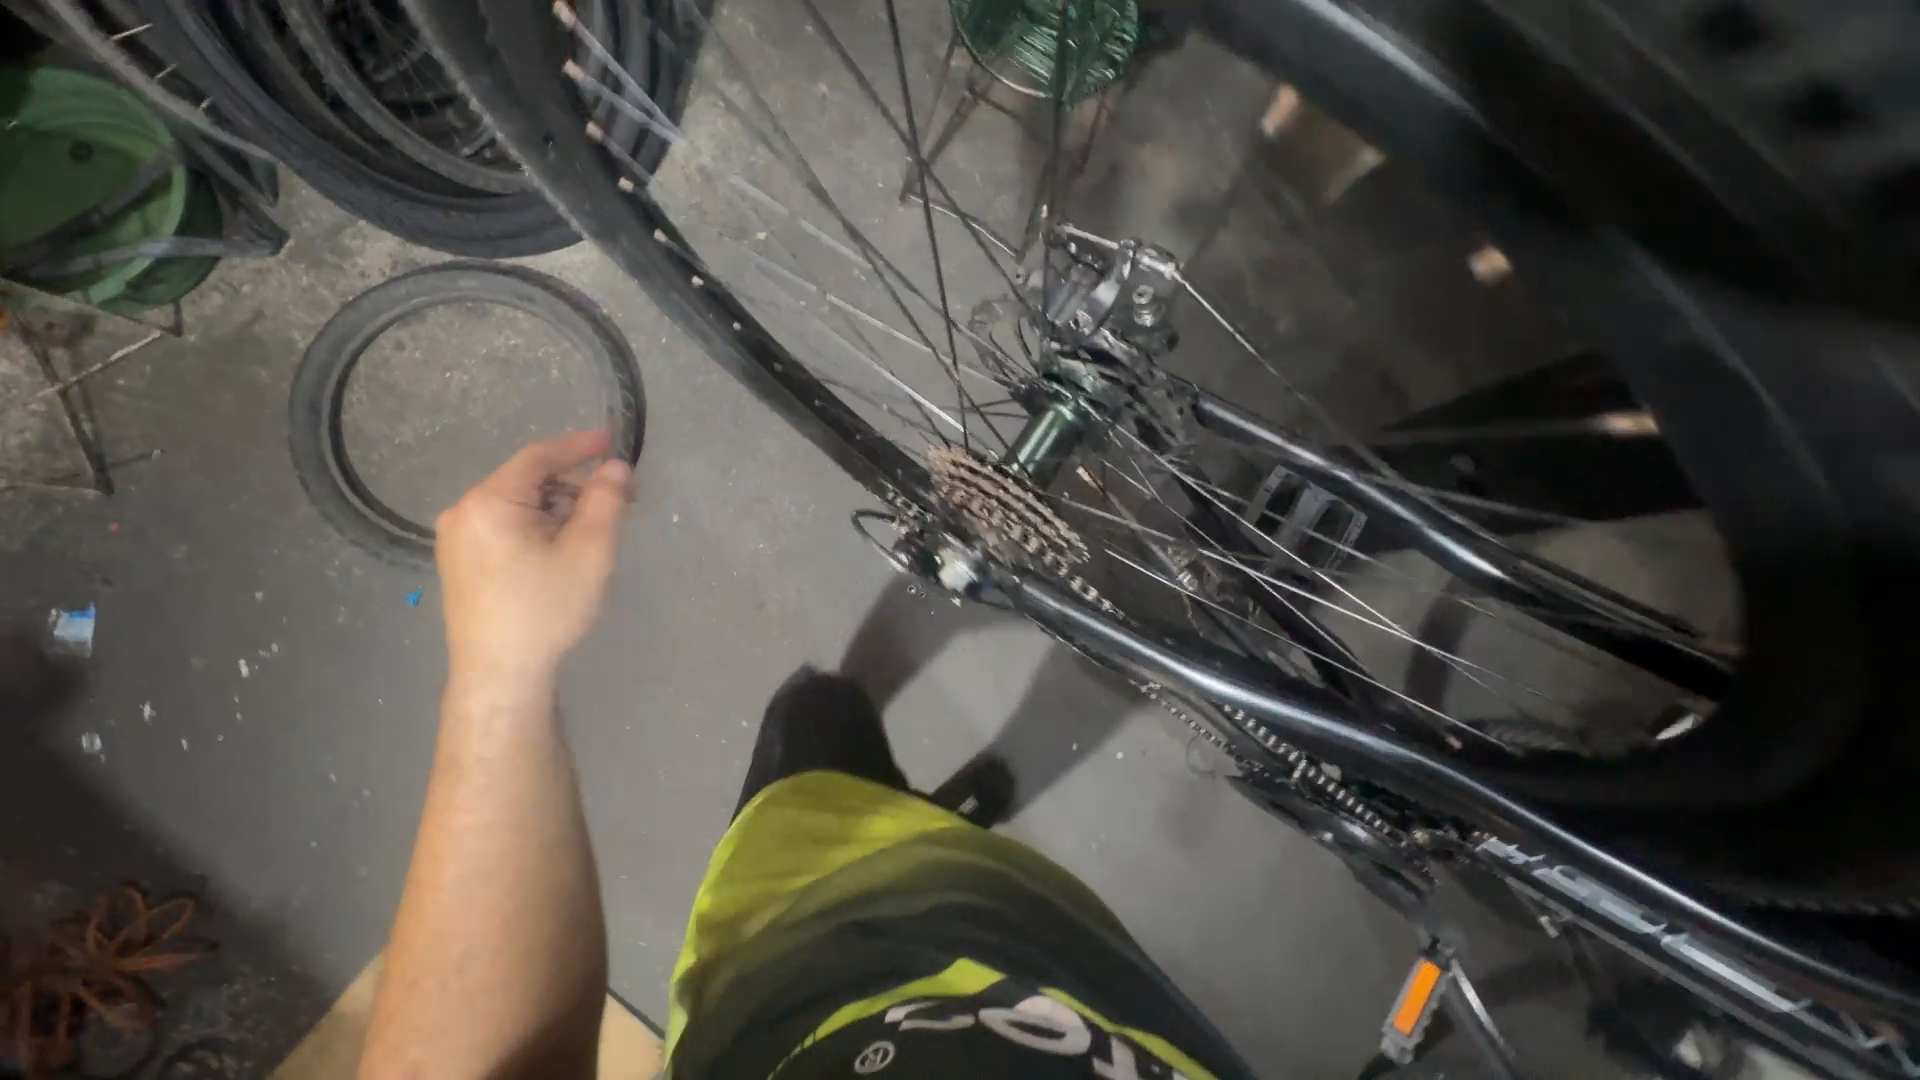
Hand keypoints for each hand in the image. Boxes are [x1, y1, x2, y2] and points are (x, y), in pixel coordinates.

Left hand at [435, 431, 633, 697]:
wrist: (500, 672)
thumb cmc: (546, 608)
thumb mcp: (589, 551)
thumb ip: (606, 501)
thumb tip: (617, 467)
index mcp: (490, 502)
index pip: (539, 457)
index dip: (580, 446)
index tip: (614, 439)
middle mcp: (463, 511)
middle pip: (529, 481)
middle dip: (576, 485)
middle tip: (620, 501)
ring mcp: (457, 538)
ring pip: (520, 505)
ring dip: (560, 509)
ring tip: (595, 534)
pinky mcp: (461, 561)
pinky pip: (506, 526)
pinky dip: (540, 527)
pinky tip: (563, 550)